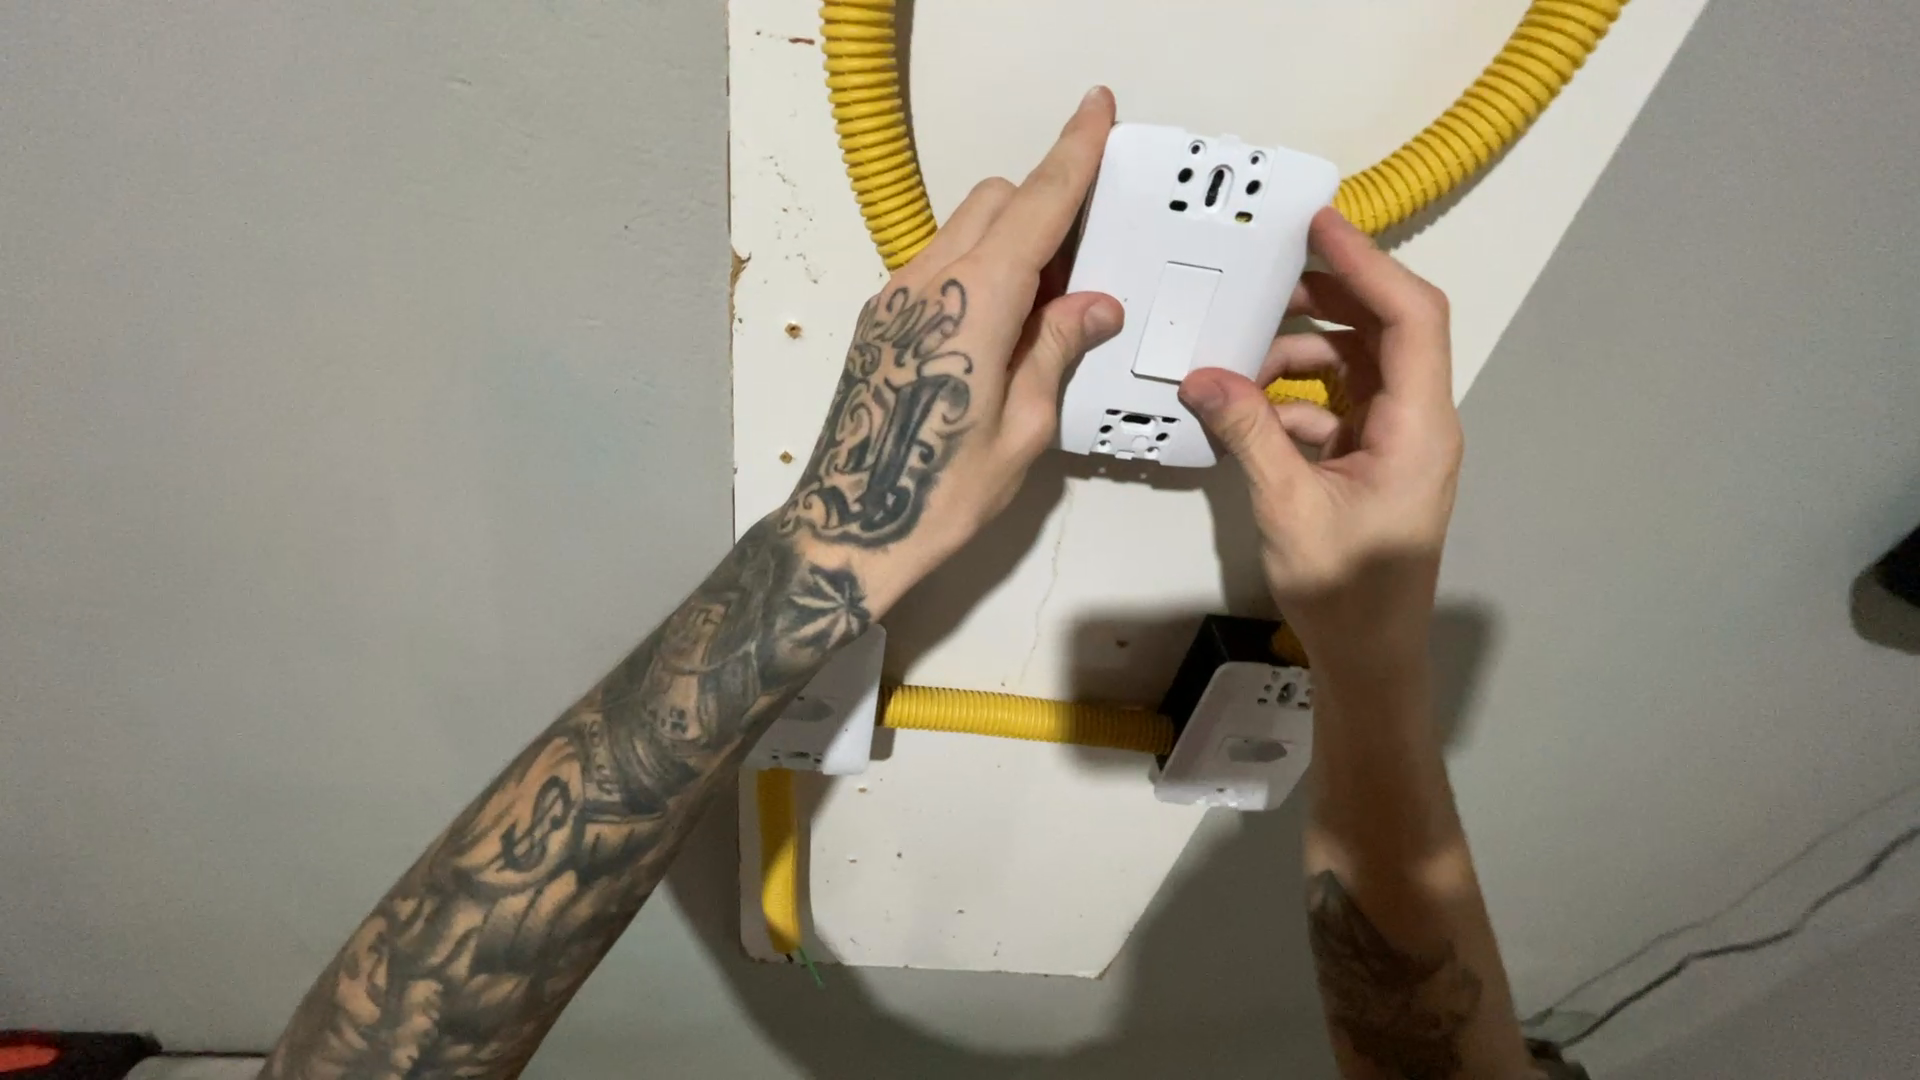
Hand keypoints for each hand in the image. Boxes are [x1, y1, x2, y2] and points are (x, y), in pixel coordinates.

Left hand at [776, 88, 1124, 614]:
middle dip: (1045, 205)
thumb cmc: (940, 490)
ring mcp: (894, 299)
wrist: (851, 526)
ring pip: (961, 231)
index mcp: (975, 303)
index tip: (1099, 111)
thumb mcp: (1023, 428)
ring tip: (1043, 307)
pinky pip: (936, 265)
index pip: (1036, 206)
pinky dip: (976, 269)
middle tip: (1085, 260)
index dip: (1074, 155)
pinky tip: (996, 327)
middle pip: (994, 202)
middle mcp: (927, 283)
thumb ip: (1055, 351)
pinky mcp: (879, 321)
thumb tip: (1092, 306)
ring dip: (1009, 240)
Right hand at [1179, 208, 1463, 673]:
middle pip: (1380, 335)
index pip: (1411, 318)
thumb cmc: (1345, 588)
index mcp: (1419, 425)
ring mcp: (1391, 442)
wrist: (1366, 652)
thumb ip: (1249, 435)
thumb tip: (1202, 377)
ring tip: (1236, 364)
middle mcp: (1415, 422)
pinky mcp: (1365, 462)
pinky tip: (1246, 416)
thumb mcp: (1288, 506)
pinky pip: (1330, 409)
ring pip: (1350, 371)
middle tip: (1259, 288)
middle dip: (1322, 305)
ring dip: (1295, 360)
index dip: (1368, 265)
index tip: (1317, 228)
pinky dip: (1289, 403)